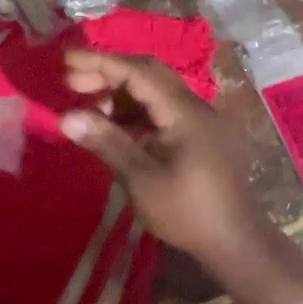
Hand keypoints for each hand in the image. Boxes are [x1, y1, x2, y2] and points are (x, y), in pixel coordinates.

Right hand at [59, 49, 260, 266]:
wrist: (236, 244)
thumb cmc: (188, 212)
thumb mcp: (141, 178)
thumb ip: (106, 142)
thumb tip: (66, 117)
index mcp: (184, 112)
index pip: (138, 72)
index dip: (101, 62)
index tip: (67, 58)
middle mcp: (195, 107)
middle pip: (148, 74)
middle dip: (109, 73)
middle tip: (72, 83)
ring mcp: (199, 122)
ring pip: (155, 92)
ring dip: (120, 94)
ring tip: (89, 110)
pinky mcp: (198, 138)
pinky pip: (162, 111)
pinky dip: (134, 113)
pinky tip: (114, 128)